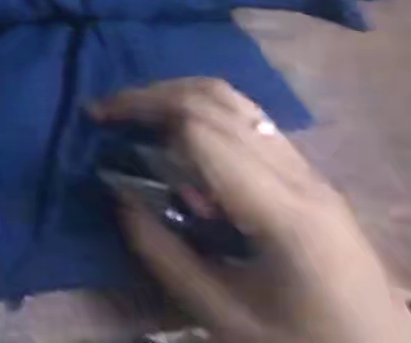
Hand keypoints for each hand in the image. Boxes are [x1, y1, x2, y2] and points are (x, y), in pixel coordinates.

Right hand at [89, 79, 410, 342]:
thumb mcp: (224, 316)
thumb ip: (162, 251)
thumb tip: (116, 191)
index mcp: (283, 211)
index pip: (199, 128)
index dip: (139, 110)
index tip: (96, 118)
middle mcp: (300, 176)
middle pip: (215, 99)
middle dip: (151, 95)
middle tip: (109, 112)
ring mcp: (312, 173)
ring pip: (235, 101)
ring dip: (178, 95)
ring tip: (139, 116)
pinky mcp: (313, 180)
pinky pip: (250, 121)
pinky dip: (204, 112)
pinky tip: (183, 140)